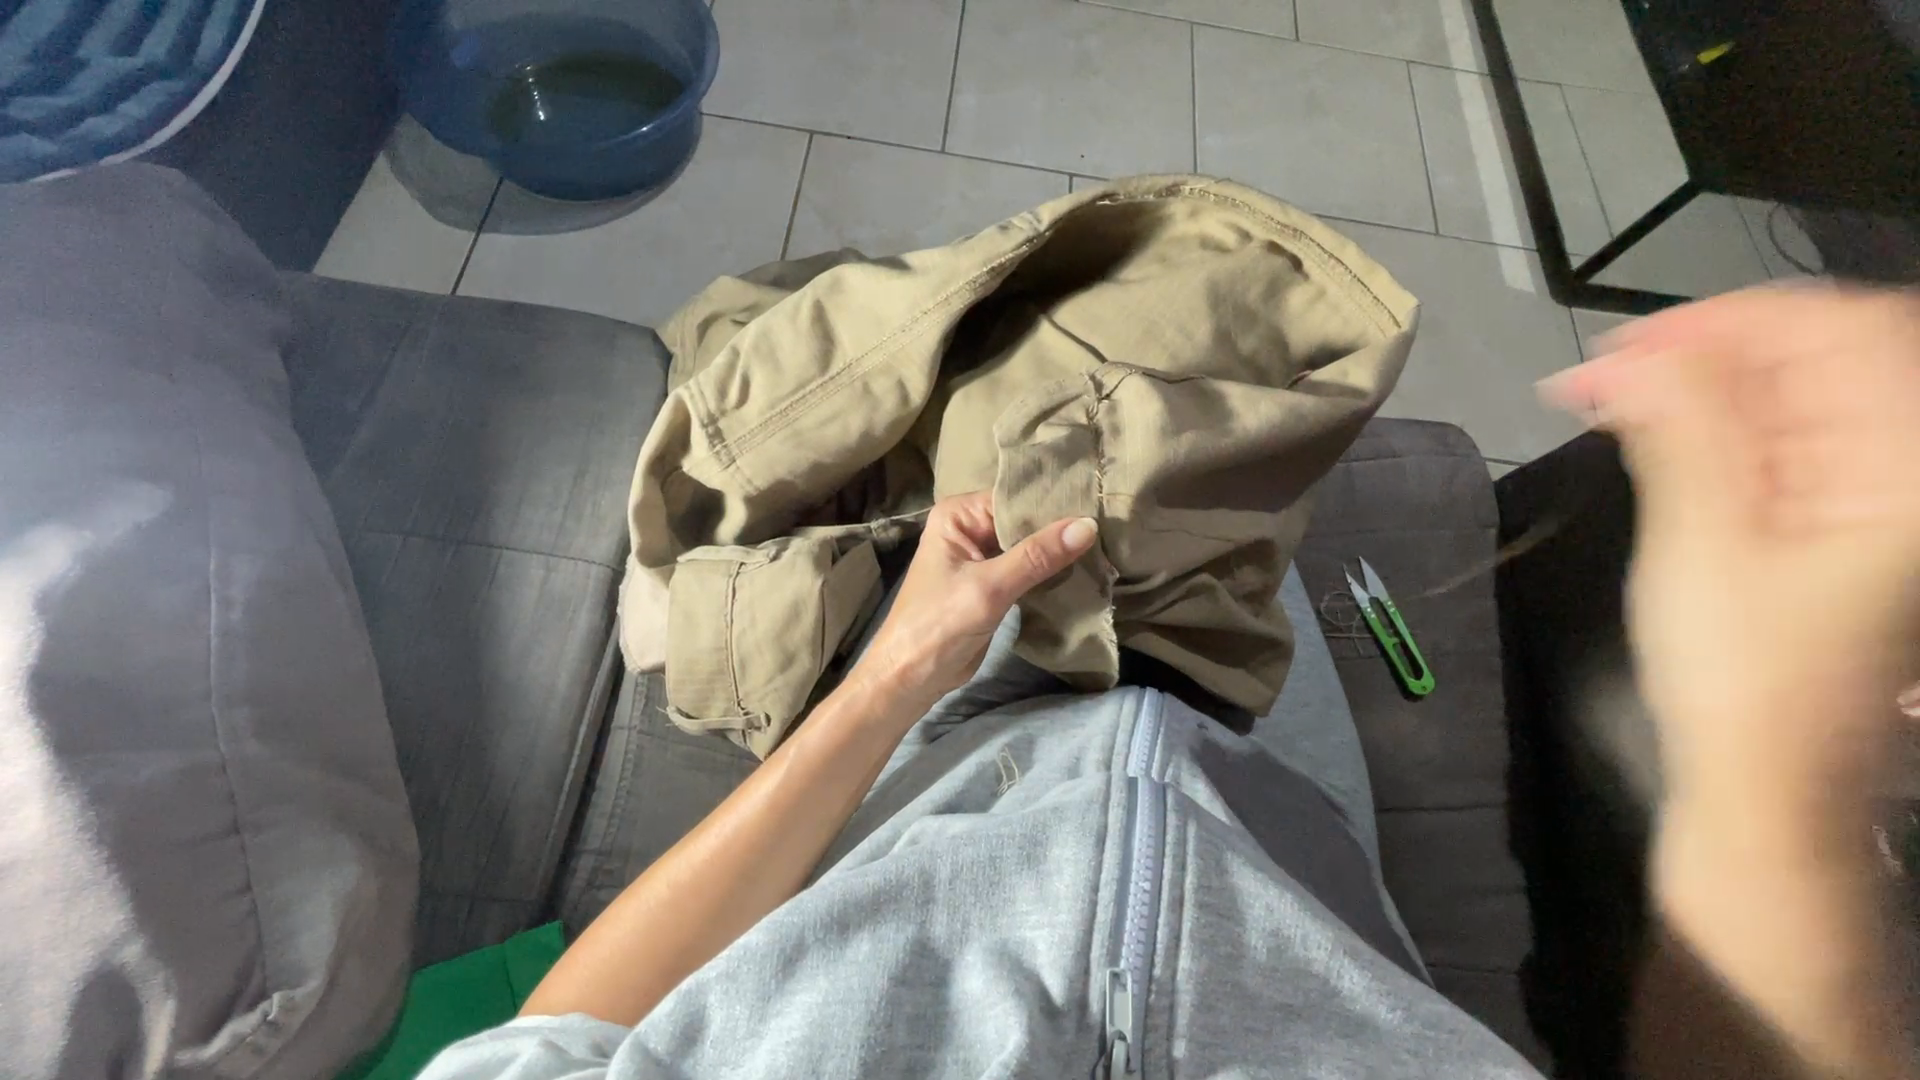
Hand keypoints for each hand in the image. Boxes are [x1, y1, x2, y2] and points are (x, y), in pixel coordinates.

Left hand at [849, 492, 1097, 712]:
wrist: (911, 677)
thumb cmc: (938, 624)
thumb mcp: (990, 587)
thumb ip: (1037, 556)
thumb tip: (1088, 525)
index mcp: (958, 515)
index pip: (1015, 499)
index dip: (1054, 504)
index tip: (1098, 504)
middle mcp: (970, 528)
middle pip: (1025, 521)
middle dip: (1062, 530)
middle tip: (1112, 528)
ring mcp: (983, 558)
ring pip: (1031, 548)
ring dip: (1061, 554)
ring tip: (1108, 549)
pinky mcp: (995, 586)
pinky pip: (1030, 571)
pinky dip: (1052, 575)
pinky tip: (1086, 572)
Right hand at [1543, 285, 1919, 807]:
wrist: (1762, 765)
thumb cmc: (1737, 671)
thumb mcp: (1702, 547)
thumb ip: (1681, 438)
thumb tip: (1631, 360)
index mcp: (1902, 470)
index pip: (1840, 338)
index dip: (1729, 323)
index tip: (1621, 347)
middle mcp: (1901, 467)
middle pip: (1818, 358)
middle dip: (1703, 352)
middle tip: (1599, 375)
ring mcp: (1866, 490)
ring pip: (1789, 394)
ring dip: (1694, 386)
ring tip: (1605, 400)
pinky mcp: (1827, 513)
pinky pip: (1774, 437)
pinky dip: (1705, 422)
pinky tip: (1645, 429)